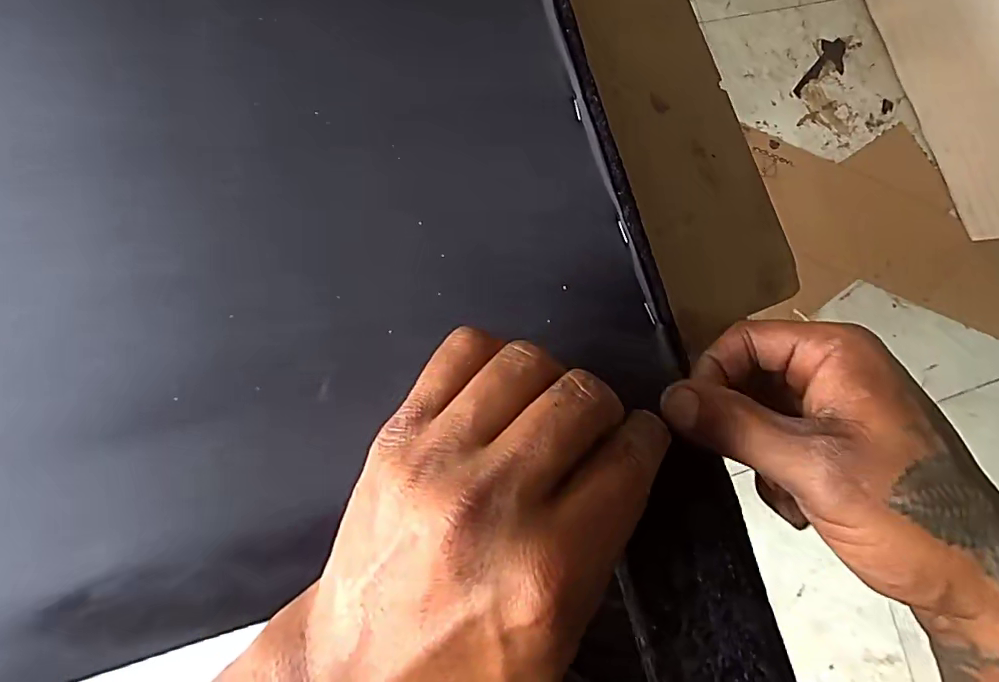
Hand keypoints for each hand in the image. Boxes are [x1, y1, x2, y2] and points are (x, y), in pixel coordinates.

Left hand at [222, 327, 669, 681]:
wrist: (353, 680)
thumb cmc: (473, 664)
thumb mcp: (565, 626)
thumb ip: (607, 528)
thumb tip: (626, 446)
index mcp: (547, 567)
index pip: (629, 456)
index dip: (645, 438)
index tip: (639, 438)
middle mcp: (493, 502)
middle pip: (583, 396)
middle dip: (603, 407)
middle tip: (591, 431)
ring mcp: (436, 461)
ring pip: (528, 361)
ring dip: (551, 379)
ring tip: (542, 408)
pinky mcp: (394, 436)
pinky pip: (463, 349)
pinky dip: (492, 359)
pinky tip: (495, 392)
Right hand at [660, 319, 998, 681]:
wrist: (972, 579)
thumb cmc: (902, 511)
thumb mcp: (809, 467)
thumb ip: (736, 426)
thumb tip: (673, 396)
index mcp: (836, 350)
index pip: (748, 337)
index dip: (712, 373)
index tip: (689, 420)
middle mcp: (839, 364)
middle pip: (758, 373)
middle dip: (741, 422)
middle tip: (738, 466)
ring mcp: (844, 401)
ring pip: (768, 408)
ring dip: (762, 452)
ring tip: (787, 495)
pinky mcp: (847, 434)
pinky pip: (789, 433)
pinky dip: (783, 467)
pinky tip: (803, 504)